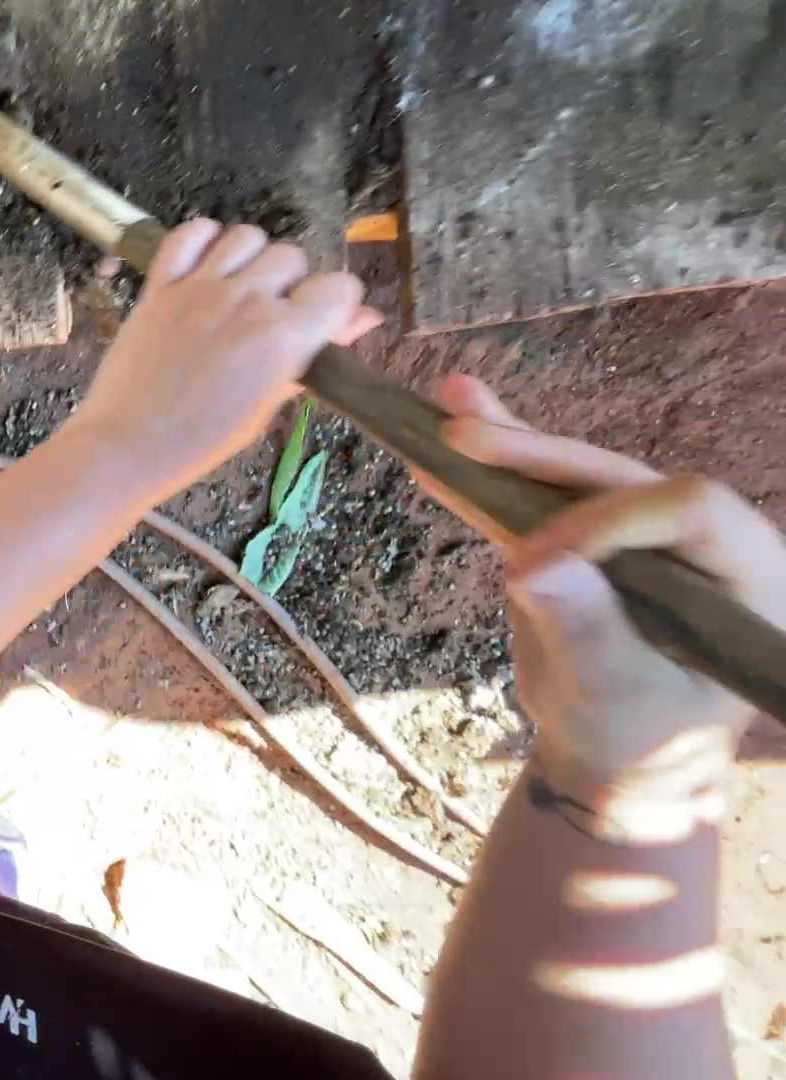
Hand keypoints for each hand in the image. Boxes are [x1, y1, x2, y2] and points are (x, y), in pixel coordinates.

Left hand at [68, 219, 382, 479]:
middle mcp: (245, 302)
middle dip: (284, 283)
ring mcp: (198, 291)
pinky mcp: (158, 290)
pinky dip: (199, 239)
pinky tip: (201, 265)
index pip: (339, 287)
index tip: (312, 321)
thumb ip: (311, 355)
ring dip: (246, 257)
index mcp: (283, 336)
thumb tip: (363, 320)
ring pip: (244, 236)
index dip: (331, 304)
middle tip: (260, 316)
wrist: (127, 445)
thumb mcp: (267, 404)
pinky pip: (186, 236)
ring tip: (231, 290)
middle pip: (289, 256)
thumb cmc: (199, 439)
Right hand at [422, 375, 785, 840]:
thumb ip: (583, 628)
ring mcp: (638, 541)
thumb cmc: (630, 731)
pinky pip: (535, 500)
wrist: (614, 746)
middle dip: (540, 456)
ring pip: (575, 478)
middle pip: (623, 478)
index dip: (608, 520)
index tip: (528, 564)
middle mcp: (702, 545)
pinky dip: (487, 473)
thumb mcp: (609, 691)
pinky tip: (443, 443)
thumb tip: (530, 565)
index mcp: (750, 579)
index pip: (691, 510)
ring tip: (449, 401)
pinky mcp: (582, 545)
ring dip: (509, 442)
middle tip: (461, 436)